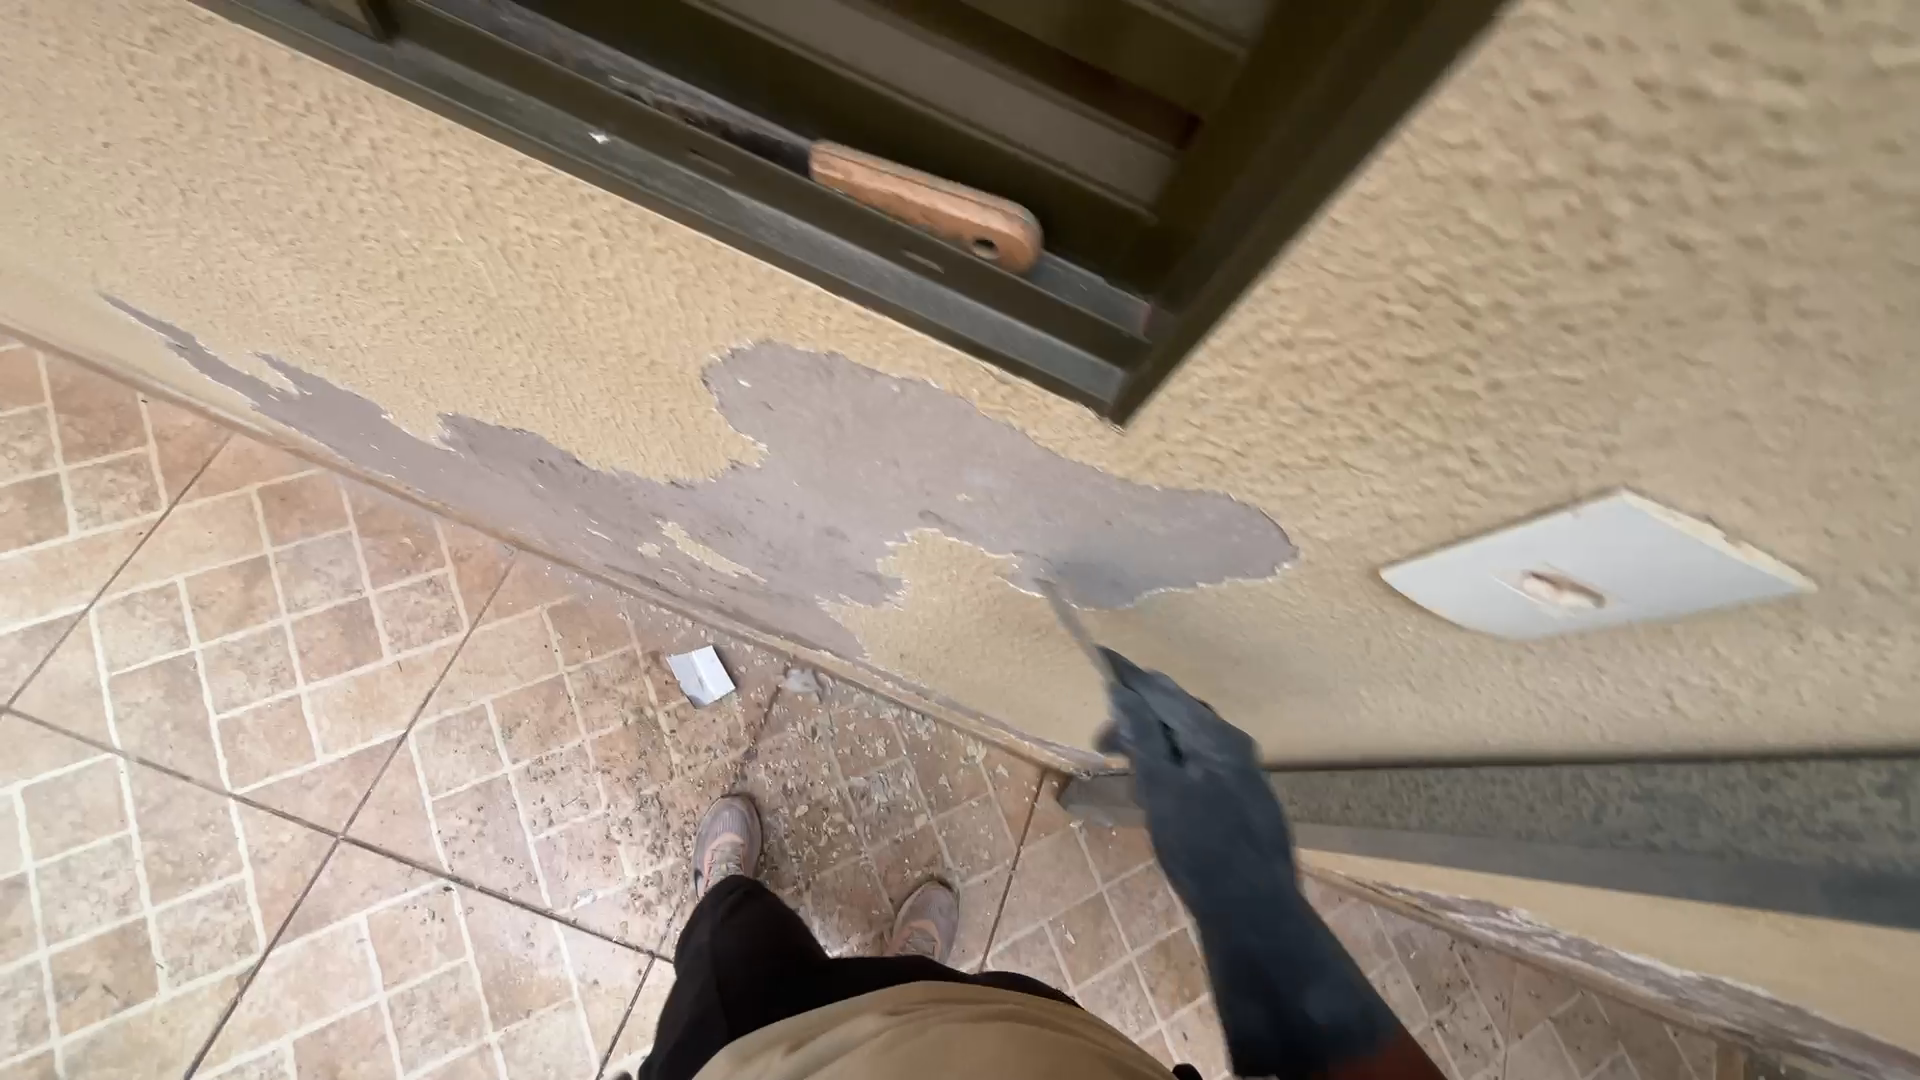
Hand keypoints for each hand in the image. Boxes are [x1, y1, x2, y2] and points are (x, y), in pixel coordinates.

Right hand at [1095, 648, 1296, 917]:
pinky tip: (1158, 794)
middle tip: (1103, 746)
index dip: (1129, 676)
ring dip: (1153, 746)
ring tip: (1128, 774)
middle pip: (1176, 714)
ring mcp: (1243, 773)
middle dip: (1137, 720)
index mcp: (1215, 736)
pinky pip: (1200, 766)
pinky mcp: (1244, 800)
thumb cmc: (1199, 847)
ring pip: (1188, 742)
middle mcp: (1234, 745)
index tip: (1101, 657)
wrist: (1255, 913)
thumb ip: (1143, 736)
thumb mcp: (1160, 788)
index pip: (1163, 690)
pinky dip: (1171, 767)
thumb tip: (1123, 690)